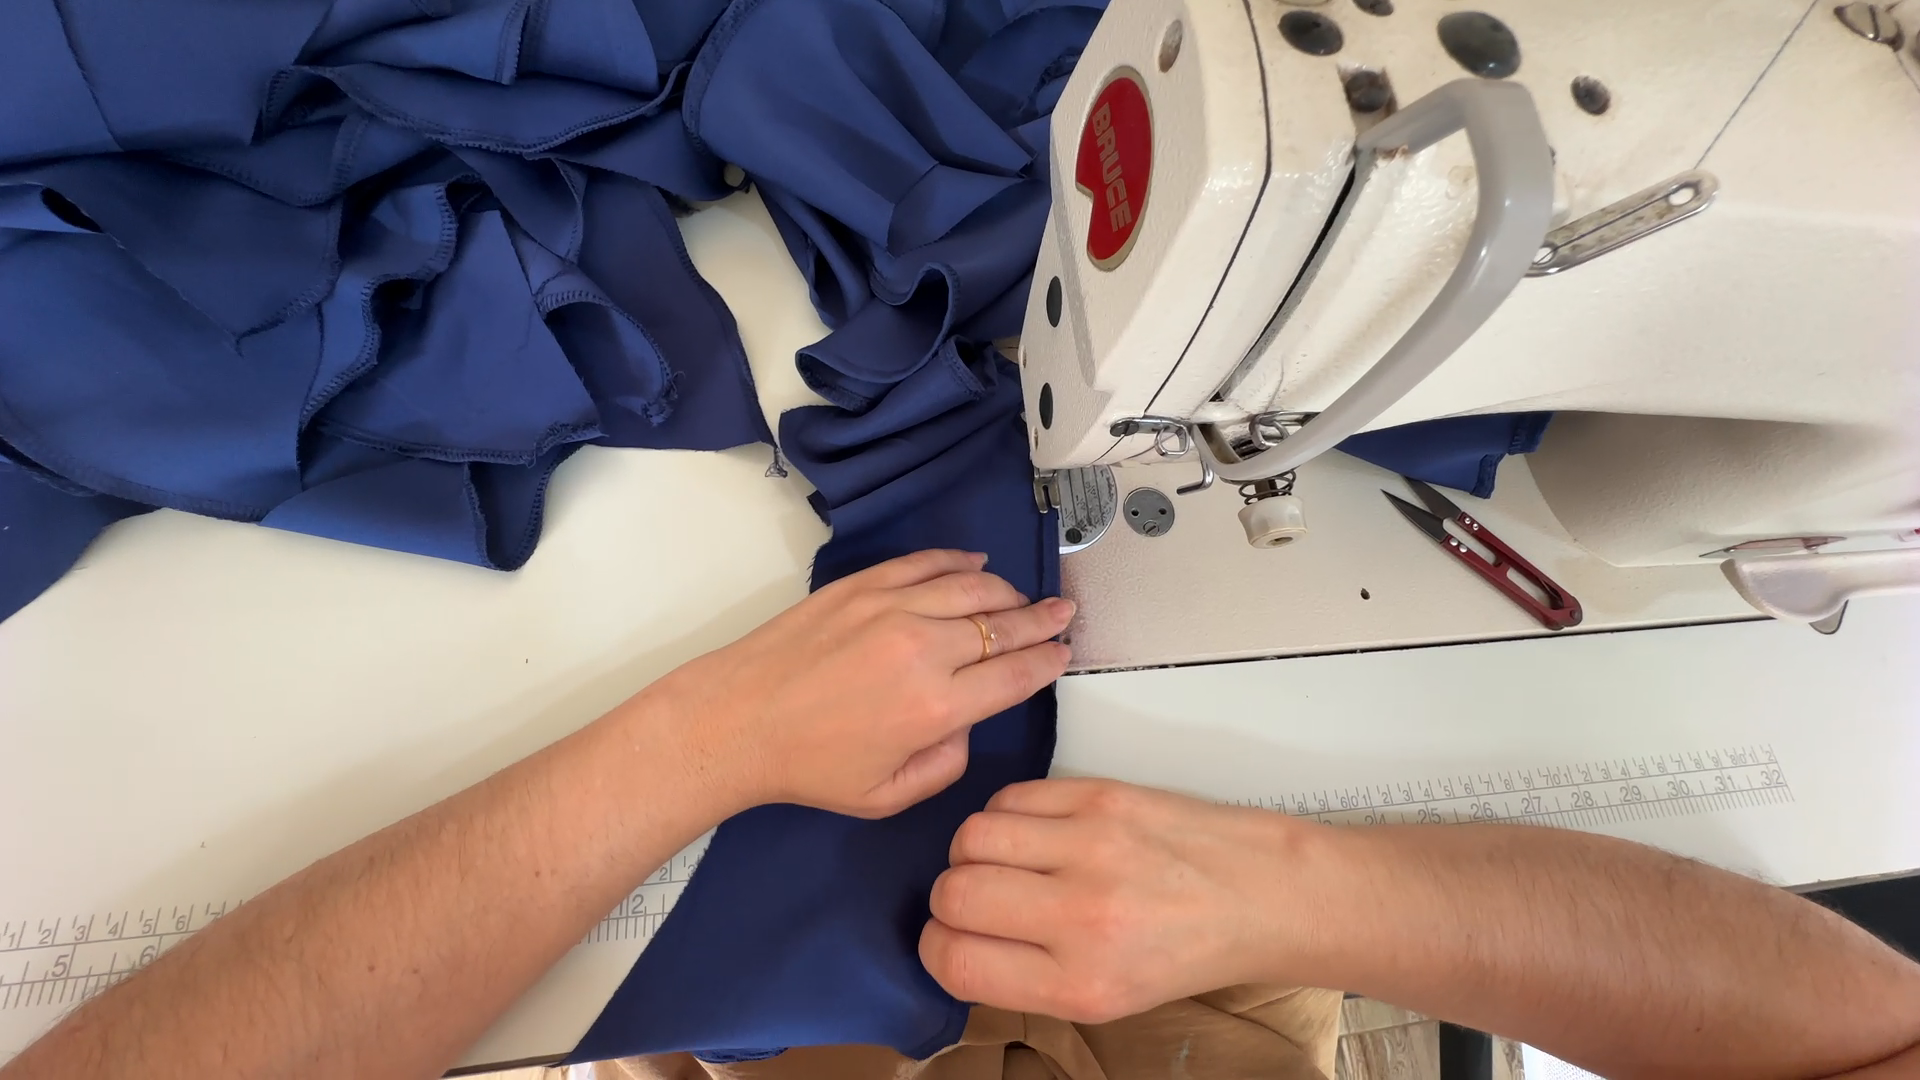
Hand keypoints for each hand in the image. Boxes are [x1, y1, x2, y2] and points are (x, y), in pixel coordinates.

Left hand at [640, 549, 1073, 819]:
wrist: (737, 720)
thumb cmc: (810, 768)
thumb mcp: (887, 797)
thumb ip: (946, 765)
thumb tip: (967, 722)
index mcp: (935, 708)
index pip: (1014, 675)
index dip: (1048, 661)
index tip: (1063, 651)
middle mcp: (924, 648)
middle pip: (1003, 625)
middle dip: (1042, 619)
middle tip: (1064, 612)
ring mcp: (892, 607)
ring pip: (973, 586)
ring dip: (1007, 590)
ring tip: (1021, 596)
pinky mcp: (864, 584)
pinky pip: (925, 563)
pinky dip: (958, 561)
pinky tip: (976, 563)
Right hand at [918, 778, 1317, 1022]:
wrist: (1256, 891)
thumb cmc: (1182, 951)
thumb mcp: (1106, 995)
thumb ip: (1026, 974)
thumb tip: (955, 939)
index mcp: (1081, 983)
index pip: (957, 960)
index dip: (937, 946)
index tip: (951, 937)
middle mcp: (1080, 914)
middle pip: (955, 891)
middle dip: (949, 897)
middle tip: (976, 897)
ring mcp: (1089, 844)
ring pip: (972, 835)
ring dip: (971, 851)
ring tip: (1003, 859)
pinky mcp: (1097, 793)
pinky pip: (1009, 796)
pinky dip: (1004, 815)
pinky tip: (1030, 831)